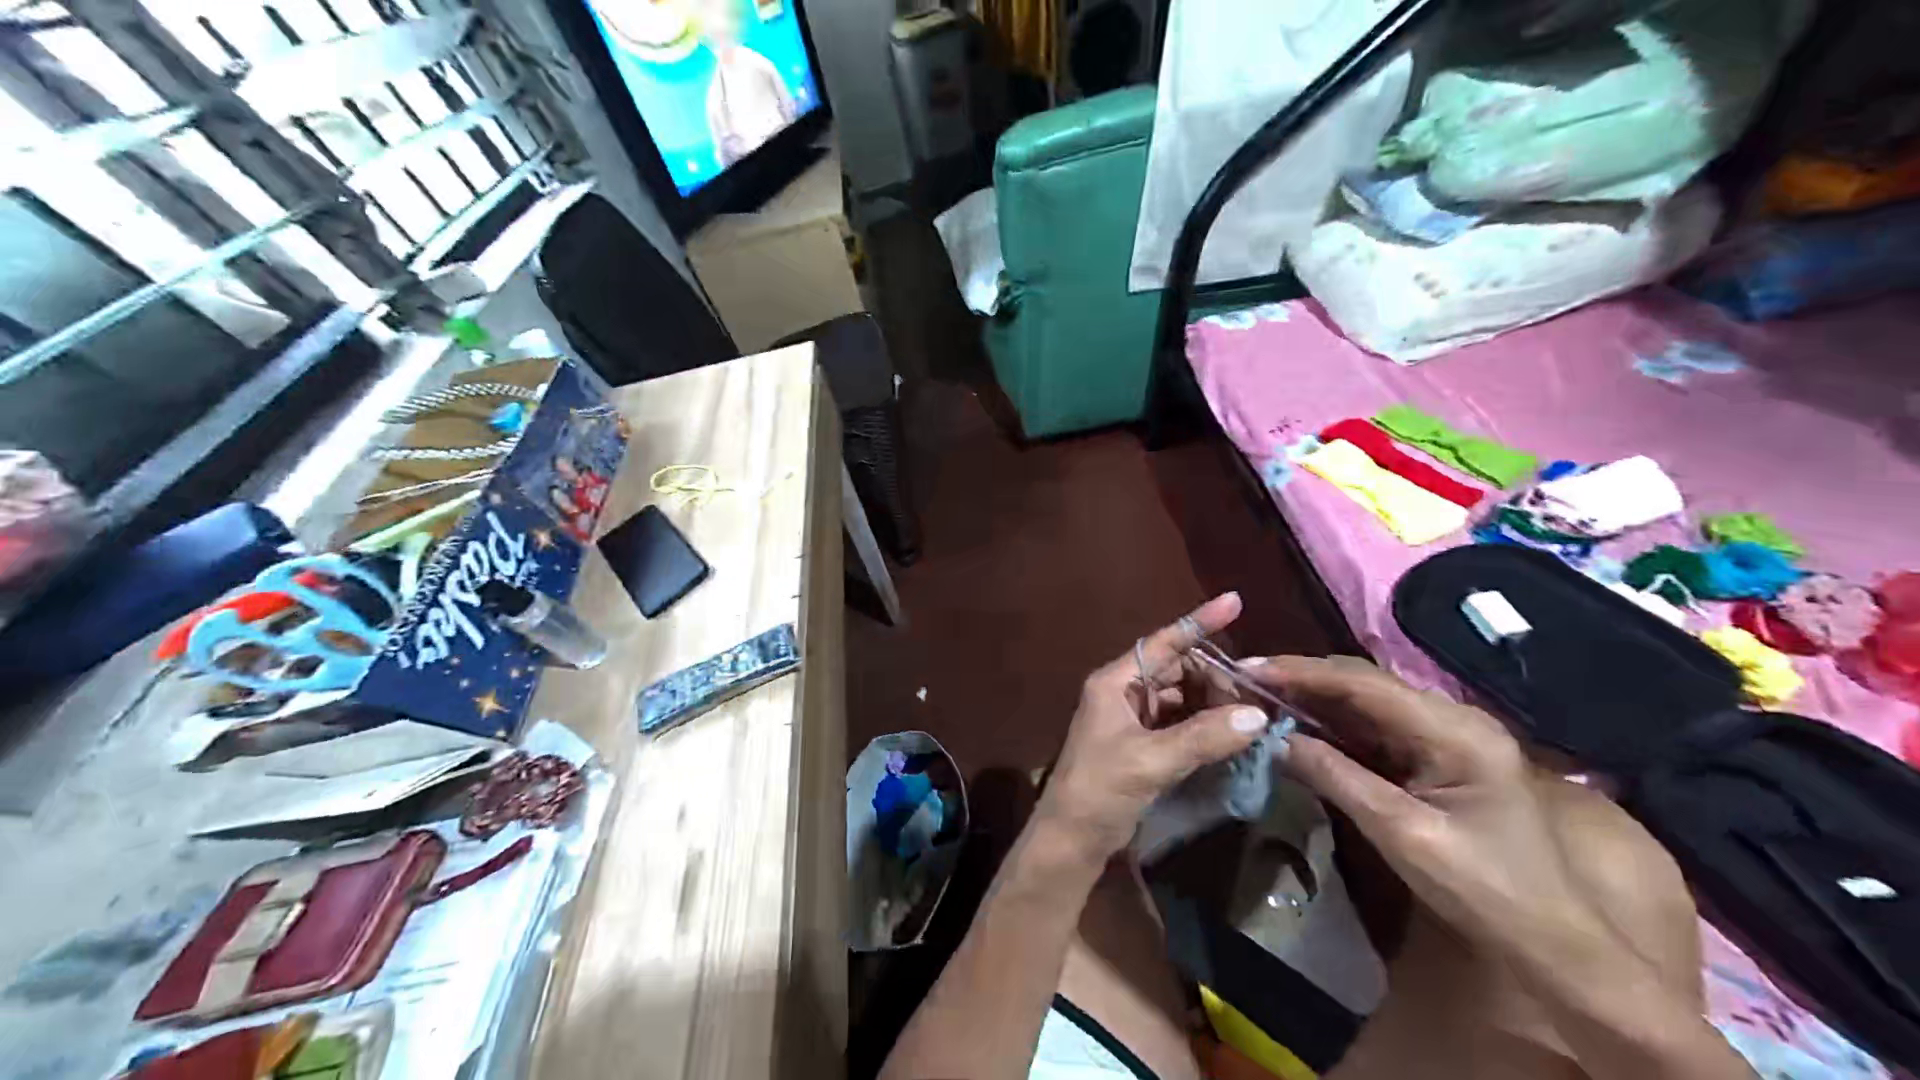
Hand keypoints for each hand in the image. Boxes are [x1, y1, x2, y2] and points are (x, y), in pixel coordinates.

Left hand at [1036, 593, 1272, 860]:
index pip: (1163, 642)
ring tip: (1253, 714)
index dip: (1198, 622)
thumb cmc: (1099, 789)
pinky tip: (1235, 735)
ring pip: (1184, 697)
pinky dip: (1208, 726)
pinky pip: (1183, 723)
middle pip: (1178, 669)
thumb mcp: (1151, 760)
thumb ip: (1203, 737)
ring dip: (1215, 703)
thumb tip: (1257, 716)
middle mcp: (1125, 692)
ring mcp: (1135, 719)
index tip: (1235, 602)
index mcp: (1116, 682)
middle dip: (1216, 676)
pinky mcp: (1145, 744)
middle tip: (1256, 695)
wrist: (1072, 838)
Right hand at [1248, 656, 1613, 960]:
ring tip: (1259, 697)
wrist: (1553, 942)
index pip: (1362, 683)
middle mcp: (1449, 719)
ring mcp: (1443, 736)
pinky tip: (1296, 725)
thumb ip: (1336, 777)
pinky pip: (1371, 728)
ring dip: (1312, 699)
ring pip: (1363, 702)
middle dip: (1301, 679)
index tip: (1248, 670)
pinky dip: (1330, 724)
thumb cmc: (1486, 888)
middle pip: (1361, 683)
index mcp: (1454, 729)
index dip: (1301, 672)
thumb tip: (1272, 739)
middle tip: (1244, 681)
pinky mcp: (1432, 757)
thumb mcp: (1402, 833)